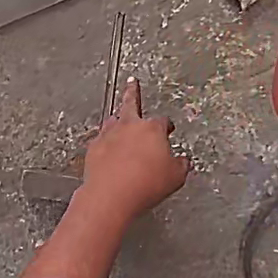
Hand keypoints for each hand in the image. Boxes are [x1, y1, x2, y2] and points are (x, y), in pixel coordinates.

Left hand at [79, 79, 188, 221]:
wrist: (111, 195)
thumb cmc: (145, 184)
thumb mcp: (175, 176)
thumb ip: (180, 165)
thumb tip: (183, 161)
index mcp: (152, 129)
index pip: (162, 121)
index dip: (166, 125)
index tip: (169, 128)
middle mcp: (129, 127)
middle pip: (130, 103)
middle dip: (133, 91)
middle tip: (132, 83)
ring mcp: (109, 136)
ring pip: (113, 120)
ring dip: (117, 117)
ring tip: (118, 116)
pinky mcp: (94, 149)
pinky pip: (101, 140)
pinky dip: (106, 142)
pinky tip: (107, 147)